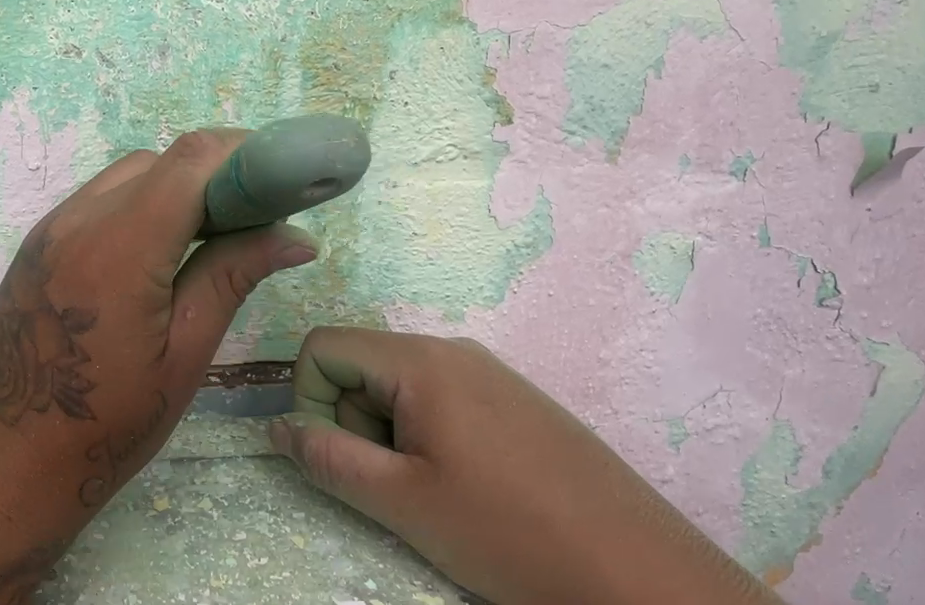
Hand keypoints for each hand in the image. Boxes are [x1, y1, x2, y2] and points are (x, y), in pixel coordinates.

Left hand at [0, 132, 318, 604]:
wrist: (1, 464)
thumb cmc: (103, 427)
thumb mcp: (183, 358)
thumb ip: (231, 278)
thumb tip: (294, 234)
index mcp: (120, 246)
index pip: (191, 161)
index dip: (247, 156)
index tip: (288, 180)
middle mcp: (78, 218)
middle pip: (161, 161)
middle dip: (216, 172)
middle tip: (260, 215)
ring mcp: (50, 227)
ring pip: (128, 174)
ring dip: (176, 187)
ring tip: (216, 235)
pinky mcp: (38, 243)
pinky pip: (99, 198)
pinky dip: (140, 203)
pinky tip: (162, 249)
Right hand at [267, 327, 782, 604]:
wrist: (648, 579)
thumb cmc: (512, 535)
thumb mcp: (403, 503)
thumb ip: (328, 458)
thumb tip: (276, 424)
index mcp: (421, 361)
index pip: (324, 346)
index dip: (309, 399)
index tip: (340, 459)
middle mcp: (453, 349)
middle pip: (362, 365)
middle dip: (355, 421)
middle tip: (394, 486)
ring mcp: (491, 373)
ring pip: (400, 386)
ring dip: (391, 434)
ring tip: (434, 493)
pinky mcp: (518, 402)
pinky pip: (443, 399)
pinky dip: (429, 437)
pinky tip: (470, 489)